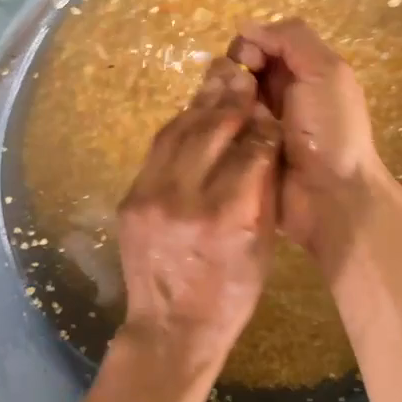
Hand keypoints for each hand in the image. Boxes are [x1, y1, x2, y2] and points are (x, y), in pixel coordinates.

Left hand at [115, 56, 280, 363]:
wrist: (172, 326)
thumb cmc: (230, 294)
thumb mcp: (262, 246)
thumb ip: (262, 190)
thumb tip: (265, 140)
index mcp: (229, 216)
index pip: (252, 149)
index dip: (264, 125)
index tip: (271, 109)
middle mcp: (186, 199)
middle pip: (211, 130)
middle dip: (231, 99)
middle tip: (243, 75)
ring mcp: (151, 197)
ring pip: (179, 133)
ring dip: (201, 104)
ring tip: (219, 81)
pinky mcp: (131, 200)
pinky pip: (156, 151)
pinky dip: (178, 129)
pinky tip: (192, 115)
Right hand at [228, 19, 400, 266]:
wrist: (330, 197)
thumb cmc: (332, 132)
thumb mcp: (325, 72)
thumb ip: (292, 39)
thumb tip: (247, 28)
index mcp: (300, 73)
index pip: (257, 45)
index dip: (247, 48)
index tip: (249, 65)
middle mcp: (275, 98)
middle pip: (235, 72)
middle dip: (229, 77)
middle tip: (237, 97)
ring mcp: (255, 129)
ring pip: (222, 102)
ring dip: (221, 106)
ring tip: (226, 121)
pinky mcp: (239, 156)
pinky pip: (216, 134)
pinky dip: (213, 132)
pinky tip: (213, 138)